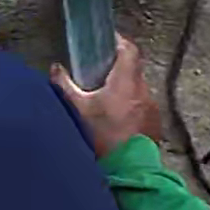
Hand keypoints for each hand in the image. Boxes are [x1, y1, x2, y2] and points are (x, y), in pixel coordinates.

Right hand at [51, 35, 161, 158]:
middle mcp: (143, 92)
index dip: (118, 41)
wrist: (128, 170)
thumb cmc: (102, 137)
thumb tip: (56, 68)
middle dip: (115, 66)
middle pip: (132, 69)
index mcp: (125, 83)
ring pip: (136, 87)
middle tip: (96, 68)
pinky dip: (127, 103)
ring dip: (121, 87)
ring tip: (102, 95)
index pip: (129, 51)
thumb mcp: (76, 108)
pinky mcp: (153, 123)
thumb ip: (64, 84)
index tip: (106, 38)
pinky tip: (113, 115)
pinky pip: (140, 104)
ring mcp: (151, 108)